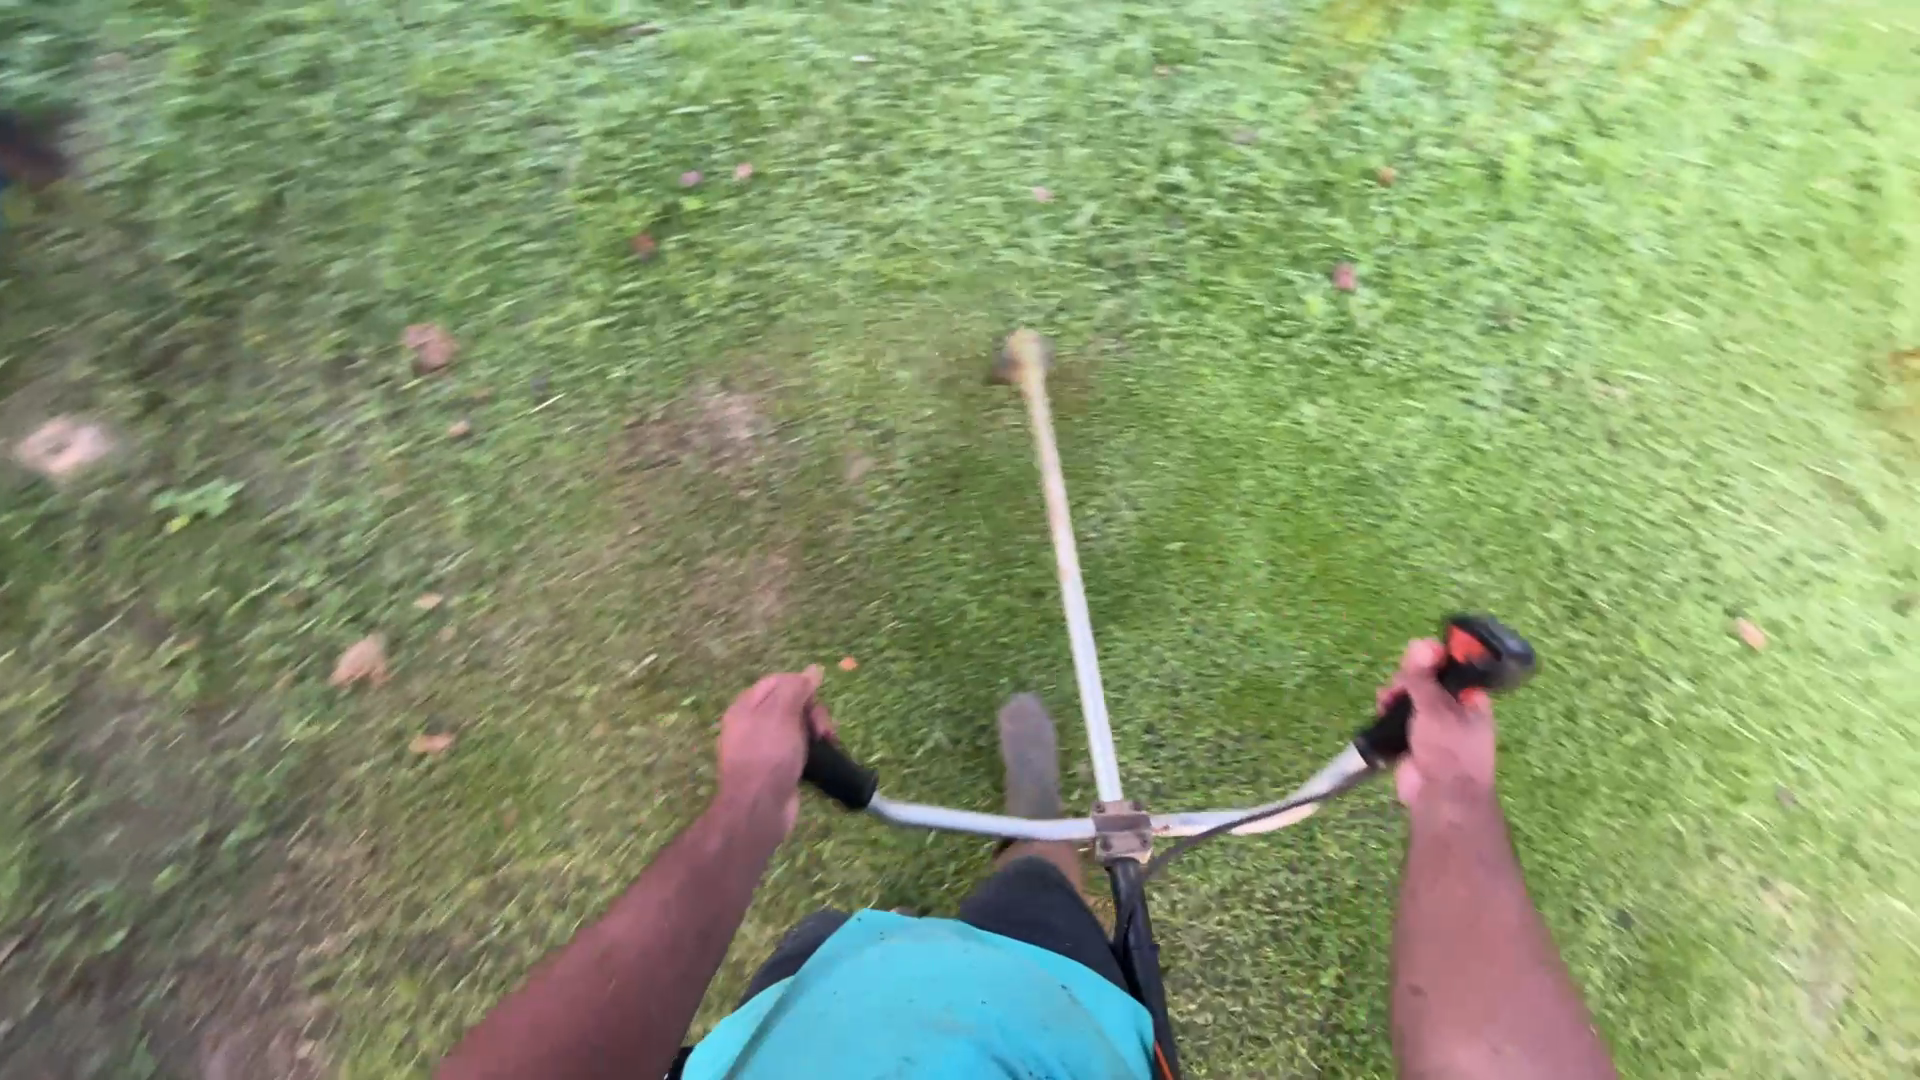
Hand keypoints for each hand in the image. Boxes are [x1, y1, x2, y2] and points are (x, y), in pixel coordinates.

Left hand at [715, 665, 833, 835]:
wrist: (759, 809)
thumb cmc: (769, 754)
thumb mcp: (782, 712)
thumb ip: (797, 687)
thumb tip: (813, 669)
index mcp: (747, 706)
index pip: (778, 681)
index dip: (801, 685)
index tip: (816, 699)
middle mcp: (753, 724)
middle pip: (792, 703)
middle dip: (813, 711)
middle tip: (823, 730)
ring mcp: (766, 747)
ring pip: (799, 726)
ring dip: (817, 731)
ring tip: (829, 744)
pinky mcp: (778, 767)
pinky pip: (800, 748)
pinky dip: (814, 749)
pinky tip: (824, 757)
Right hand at [1376, 639, 1495, 806]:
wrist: (1441, 795)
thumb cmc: (1448, 748)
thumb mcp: (1435, 707)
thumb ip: (1423, 677)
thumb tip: (1420, 644)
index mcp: (1471, 700)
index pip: (1452, 667)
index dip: (1433, 657)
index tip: (1416, 655)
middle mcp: (1455, 710)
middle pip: (1427, 680)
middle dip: (1408, 678)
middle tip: (1399, 685)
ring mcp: (1434, 726)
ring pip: (1410, 697)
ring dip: (1395, 693)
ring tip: (1386, 700)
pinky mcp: (1415, 738)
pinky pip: (1400, 715)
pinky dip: (1390, 710)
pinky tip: (1381, 710)